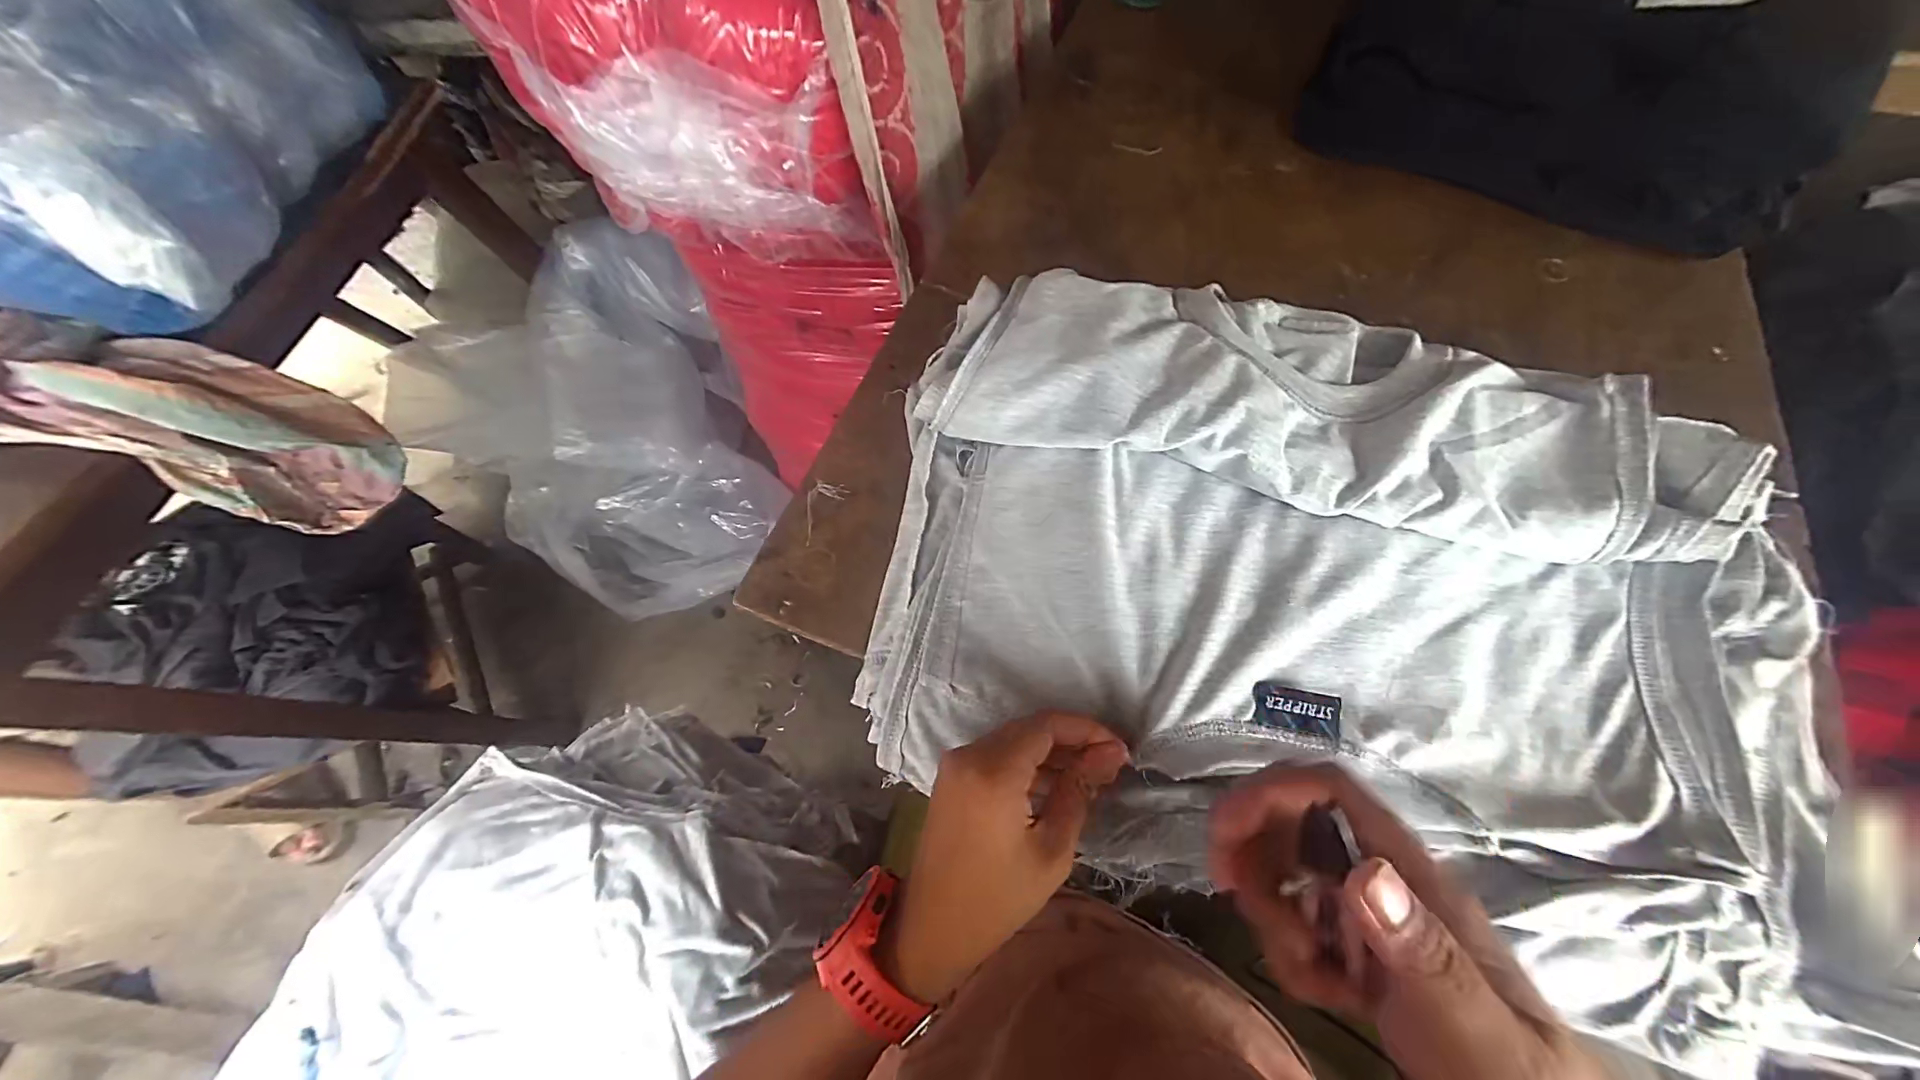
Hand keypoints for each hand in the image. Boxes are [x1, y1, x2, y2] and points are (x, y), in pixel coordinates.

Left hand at [878, 710, 1129, 1003]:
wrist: (934, 927)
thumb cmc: (999, 898)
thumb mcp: (1052, 849)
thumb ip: (1079, 790)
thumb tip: (1110, 753)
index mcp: (993, 771)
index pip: (1046, 725)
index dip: (1087, 729)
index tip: (1119, 749)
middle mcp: (969, 754)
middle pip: (1029, 728)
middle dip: (1071, 739)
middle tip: (1108, 763)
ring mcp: (955, 764)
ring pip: (1012, 738)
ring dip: (1050, 751)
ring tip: (1088, 775)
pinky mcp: (951, 777)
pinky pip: (995, 754)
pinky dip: (1025, 762)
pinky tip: (1053, 784)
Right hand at [1208, 764, 1604, 1079]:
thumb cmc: (1507, 1075)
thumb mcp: (1471, 1026)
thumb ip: (1420, 949)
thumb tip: (1363, 871)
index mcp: (1411, 875)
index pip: (1330, 789)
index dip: (1270, 790)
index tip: (1224, 833)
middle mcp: (1386, 878)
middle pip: (1294, 821)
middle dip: (1254, 855)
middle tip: (1236, 900)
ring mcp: (1371, 912)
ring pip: (1288, 871)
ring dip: (1270, 911)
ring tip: (1303, 970)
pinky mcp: (1361, 947)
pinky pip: (1299, 922)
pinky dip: (1289, 950)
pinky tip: (1324, 992)